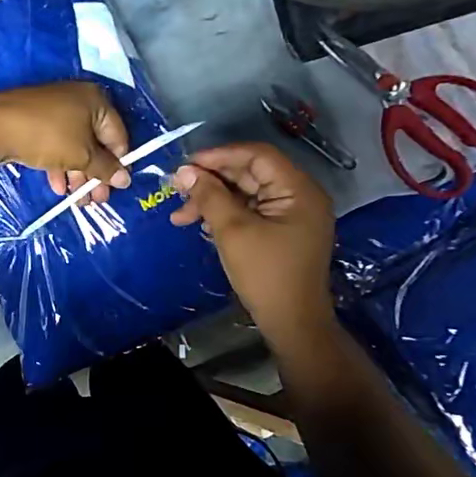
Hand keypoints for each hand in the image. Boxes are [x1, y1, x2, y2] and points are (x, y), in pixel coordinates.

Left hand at [0, 82, 131, 203]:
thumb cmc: (47, 137)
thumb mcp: (81, 156)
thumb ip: (106, 168)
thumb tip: (126, 178)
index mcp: (96, 101)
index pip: (118, 135)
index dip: (119, 163)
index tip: (116, 187)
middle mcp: (77, 101)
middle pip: (95, 142)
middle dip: (96, 174)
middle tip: (96, 200)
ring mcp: (54, 110)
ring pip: (74, 146)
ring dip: (78, 175)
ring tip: (77, 201)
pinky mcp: (35, 122)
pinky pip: (55, 145)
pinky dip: (59, 165)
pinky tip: (58, 187)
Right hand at [170, 143, 336, 340]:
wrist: (291, 320)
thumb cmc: (265, 273)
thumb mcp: (233, 230)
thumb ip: (209, 196)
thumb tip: (184, 172)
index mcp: (298, 190)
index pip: (257, 156)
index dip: (219, 156)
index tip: (185, 165)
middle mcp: (299, 196)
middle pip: (250, 174)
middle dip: (211, 181)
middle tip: (176, 189)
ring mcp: (291, 215)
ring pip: (245, 193)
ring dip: (212, 200)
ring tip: (180, 215)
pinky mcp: (280, 231)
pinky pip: (249, 210)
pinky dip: (224, 213)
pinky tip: (200, 223)